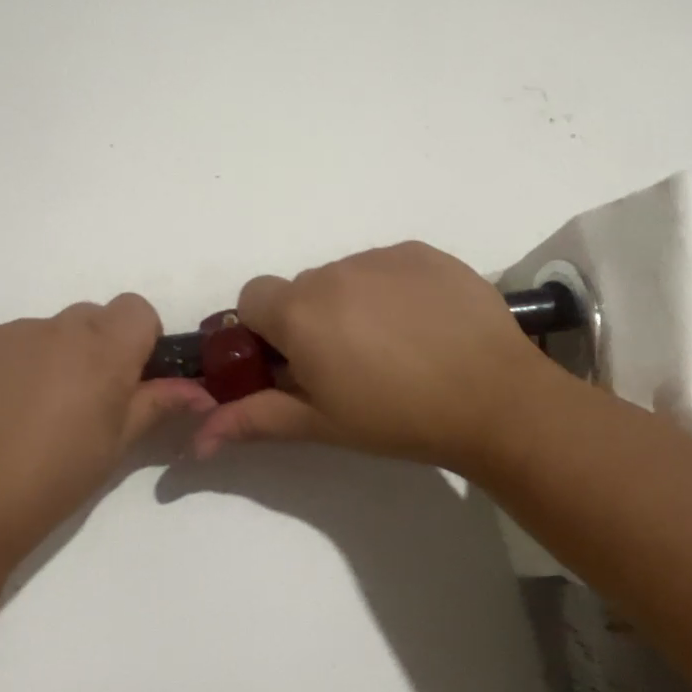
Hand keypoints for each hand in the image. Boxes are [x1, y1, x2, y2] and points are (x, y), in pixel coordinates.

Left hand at [0, 295, 215, 572]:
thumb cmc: (50, 482)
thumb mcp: (115, 447)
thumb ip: (156, 406)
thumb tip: (200, 392)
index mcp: (101, 351)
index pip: (136, 310)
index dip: (139, 340)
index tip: (129, 381)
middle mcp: (54, 329)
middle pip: (91, 318)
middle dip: (96, 350)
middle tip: (83, 405)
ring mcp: (4, 336)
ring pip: (44, 333)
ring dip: (51, 360)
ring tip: (30, 419)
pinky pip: (2, 347)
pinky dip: (9, 370)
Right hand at [191, 242, 557, 472]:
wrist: (493, 399)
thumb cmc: (397, 418)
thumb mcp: (320, 423)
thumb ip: (254, 418)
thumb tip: (197, 439)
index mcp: (299, 311)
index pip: (250, 299)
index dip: (262, 331)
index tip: (291, 362)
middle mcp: (334, 270)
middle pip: (300, 289)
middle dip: (310, 320)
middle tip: (347, 366)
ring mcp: (383, 256)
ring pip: (345, 276)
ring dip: (352, 304)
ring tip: (393, 348)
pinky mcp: (425, 252)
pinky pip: (388, 266)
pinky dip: (392, 290)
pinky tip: (423, 327)